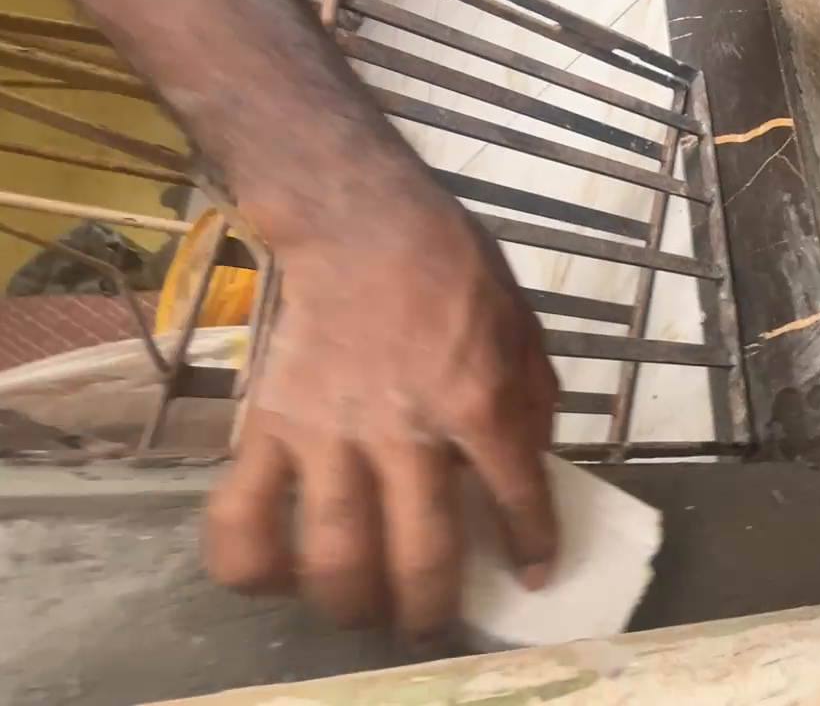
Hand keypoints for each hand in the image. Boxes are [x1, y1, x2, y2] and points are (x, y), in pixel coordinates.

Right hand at [202, 197, 557, 634]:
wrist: (374, 234)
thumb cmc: (466, 279)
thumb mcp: (528, 336)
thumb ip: (534, 405)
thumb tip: (529, 466)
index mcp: (483, 403)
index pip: (516, 496)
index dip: (531, 544)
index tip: (536, 575)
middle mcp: (409, 431)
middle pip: (420, 549)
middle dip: (434, 605)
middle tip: (439, 625)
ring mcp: (331, 435)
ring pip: (333, 555)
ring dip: (353, 604)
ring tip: (370, 616)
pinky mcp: (269, 429)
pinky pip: (241, 521)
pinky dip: (252, 570)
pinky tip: (280, 582)